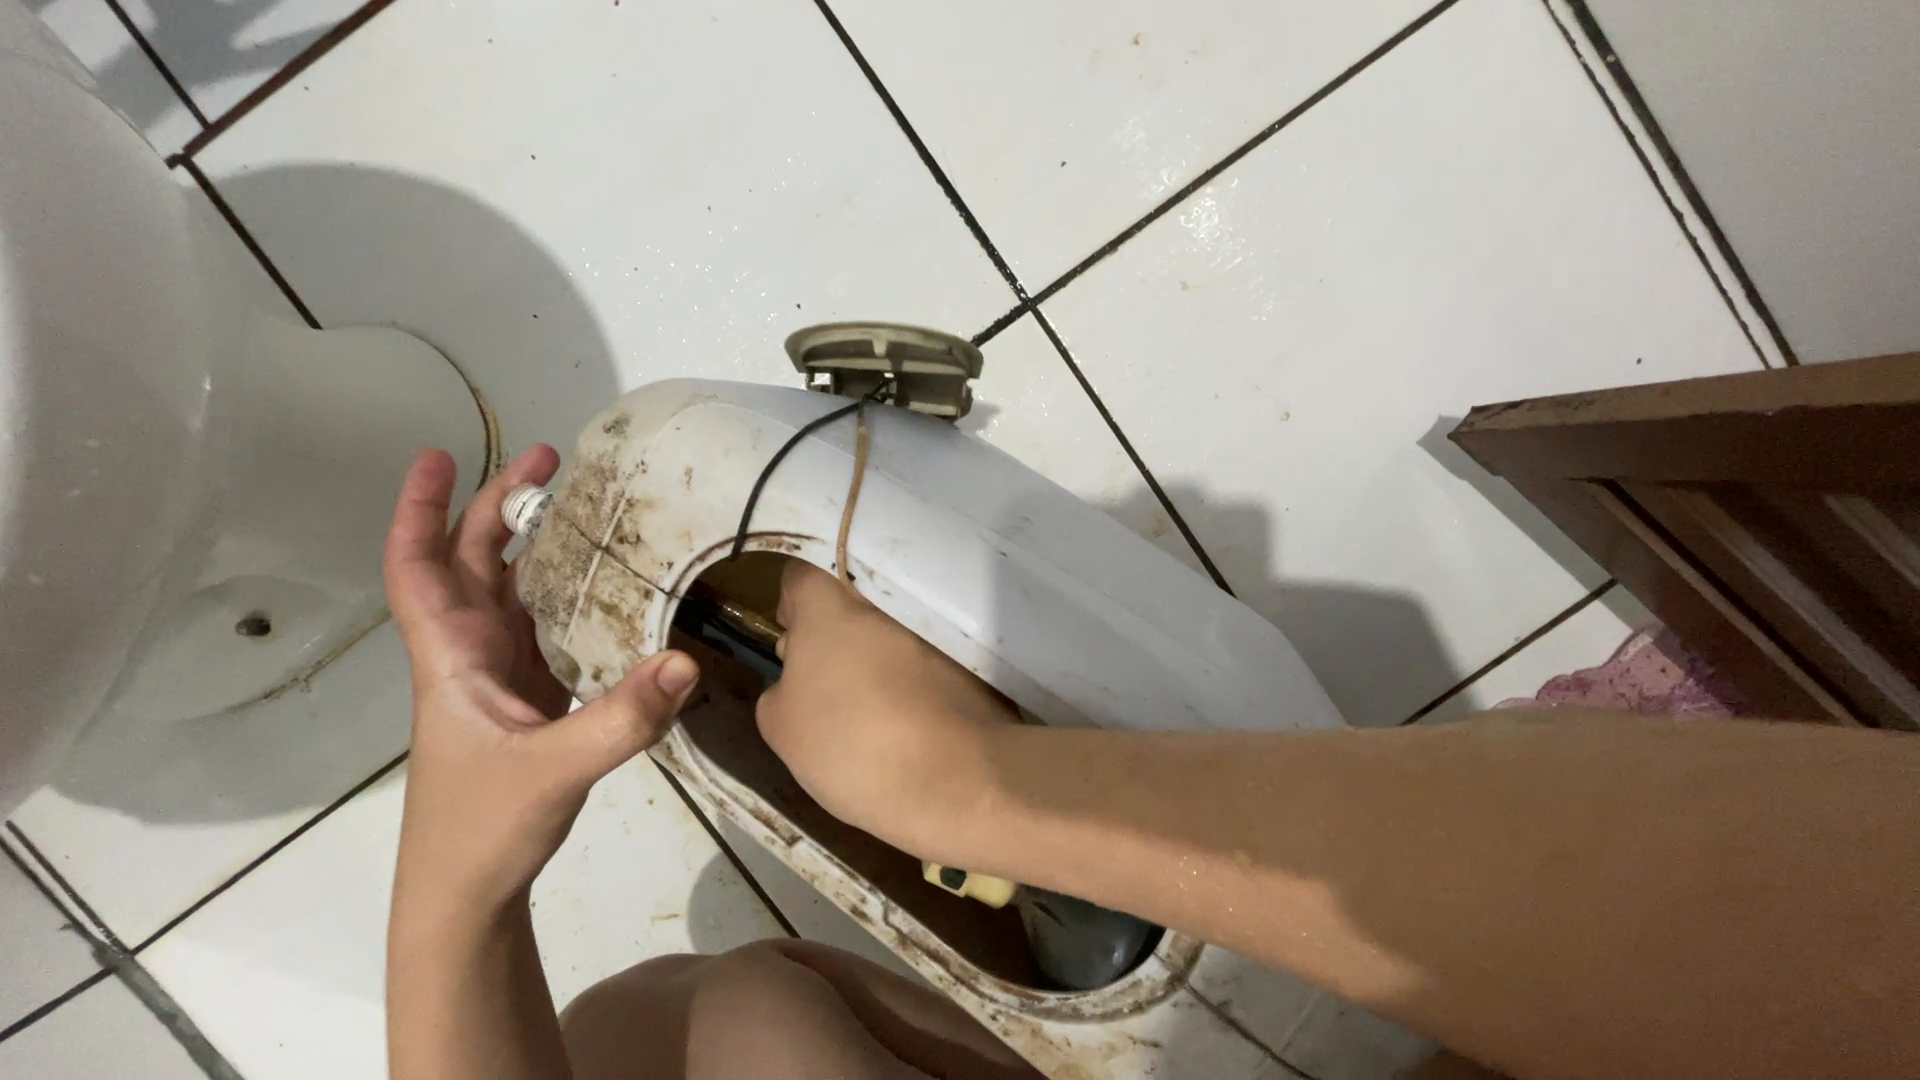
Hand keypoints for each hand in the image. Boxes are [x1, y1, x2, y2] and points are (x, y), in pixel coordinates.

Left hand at [383, 445, 700, 915]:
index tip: (439, 454)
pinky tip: (607, 587)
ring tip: (586, 507)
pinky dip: (566, 595)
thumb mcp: (555, 769)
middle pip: (474, 563)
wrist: (465, 896)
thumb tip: (686, 659)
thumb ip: (622, 718)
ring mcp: (500, 679)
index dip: (419, 508)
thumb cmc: (482, 828)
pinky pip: (544, 628)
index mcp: (453, 657)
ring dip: (535, 546)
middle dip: (502, 506)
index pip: (417, 567)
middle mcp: (471, 656)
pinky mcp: (529, 701)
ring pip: (510, 593)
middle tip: (553, 459)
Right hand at [755, 560, 1018, 862]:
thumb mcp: (782, 728)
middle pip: (848, 611)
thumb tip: (796, 682)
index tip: (790, 640)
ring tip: (866, 724)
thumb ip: (781, 691)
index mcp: (831, 612)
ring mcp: (931, 637)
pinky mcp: (966, 668)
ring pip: (888, 642)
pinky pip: (923, 671)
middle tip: (822, 693)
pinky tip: (904, 736)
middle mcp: (884, 611)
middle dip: (833, 644)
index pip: (801, 576)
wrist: (957, 779)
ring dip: (874, 670)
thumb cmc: (852, 745)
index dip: (789, 604)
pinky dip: (910, 693)